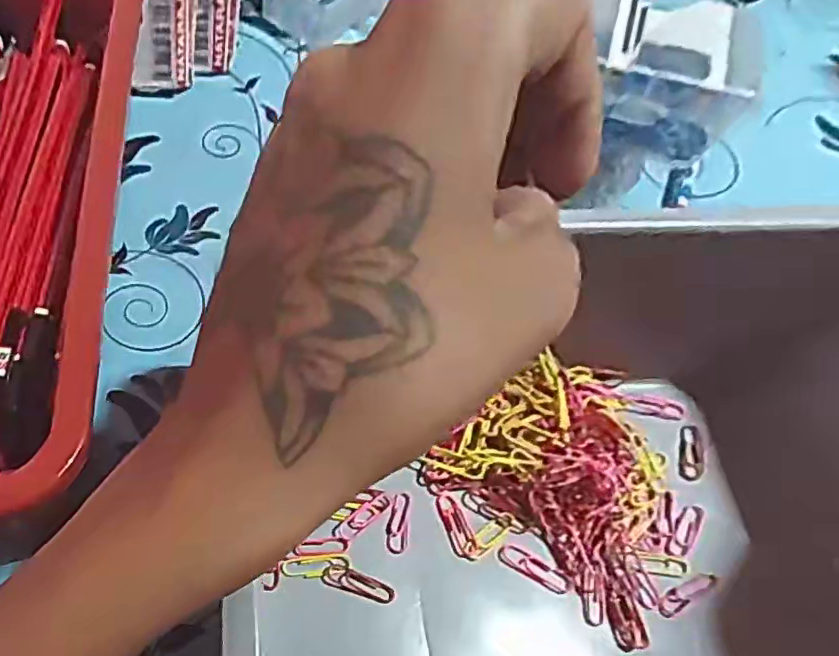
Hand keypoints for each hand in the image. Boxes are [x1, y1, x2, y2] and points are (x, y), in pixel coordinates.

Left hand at [125, 0, 600, 578]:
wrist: (265, 430)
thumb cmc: (409, 353)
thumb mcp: (537, 283)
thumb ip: (543, 219)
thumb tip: (501, 214)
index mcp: (431, 54)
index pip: (535, 3)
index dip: (579, 83)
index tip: (565, 182)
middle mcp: (343, 69)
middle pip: (459, 49)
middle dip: (513, 120)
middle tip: (521, 213)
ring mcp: (287, 135)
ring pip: (400, 110)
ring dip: (450, 163)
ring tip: (456, 256)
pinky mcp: (259, 195)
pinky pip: (348, 163)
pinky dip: (391, 194)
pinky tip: (393, 271)